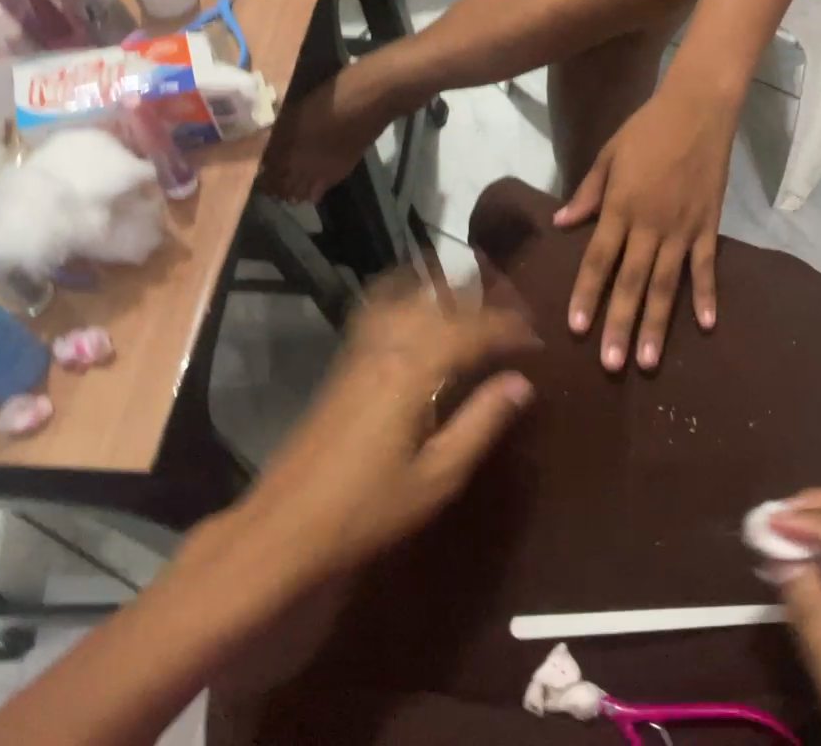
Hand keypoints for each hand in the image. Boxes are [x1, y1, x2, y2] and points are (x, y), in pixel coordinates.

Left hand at [212, 274, 540, 584]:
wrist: (284, 527)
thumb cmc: (368, 509)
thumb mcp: (438, 475)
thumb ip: (482, 422)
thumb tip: (522, 383)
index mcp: (413, 372)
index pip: (471, 329)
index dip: (508, 328)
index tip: (536, 338)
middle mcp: (385, 348)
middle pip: (439, 302)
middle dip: (481, 299)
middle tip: (512, 315)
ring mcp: (358, 353)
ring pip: (407, 299)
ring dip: (445, 292)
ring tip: (476, 299)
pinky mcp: (342, 365)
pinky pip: (379, 311)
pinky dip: (407, 297)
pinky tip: (417, 306)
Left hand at [554, 85, 737, 370]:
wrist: (699, 107)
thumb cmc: (646, 129)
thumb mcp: (607, 155)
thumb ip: (586, 194)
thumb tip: (561, 225)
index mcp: (620, 207)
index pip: (598, 260)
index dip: (586, 295)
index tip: (576, 329)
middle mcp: (649, 224)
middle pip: (630, 282)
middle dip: (620, 324)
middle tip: (612, 364)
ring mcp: (682, 228)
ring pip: (666, 284)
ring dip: (656, 323)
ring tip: (648, 361)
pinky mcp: (709, 225)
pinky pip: (706, 266)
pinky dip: (706, 295)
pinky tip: (705, 325)